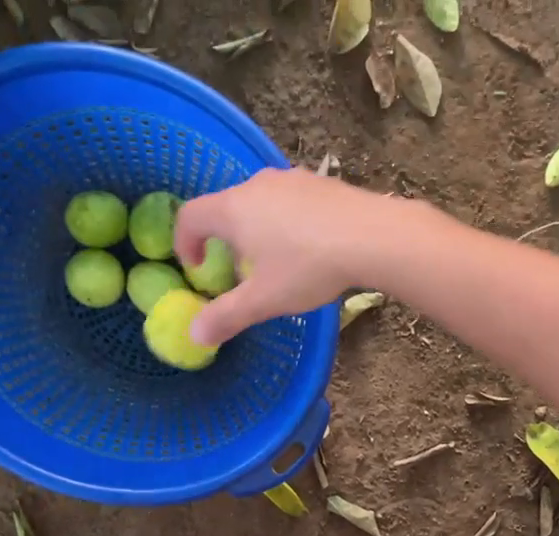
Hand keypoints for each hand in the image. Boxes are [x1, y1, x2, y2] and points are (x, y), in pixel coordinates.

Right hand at [174, 168, 399, 345]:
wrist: (373, 236)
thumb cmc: (310, 268)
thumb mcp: (265, 299)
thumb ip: (228, 316)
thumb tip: (195, 334)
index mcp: (233, 208)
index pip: (190, 216)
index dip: (185, 243)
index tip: (199, 270)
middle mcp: (256, 185)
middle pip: (226, 207)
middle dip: (226, 240)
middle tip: (242, 272)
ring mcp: (291, 179)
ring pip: (260, 202)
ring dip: (258, 229)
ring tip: (278, 261)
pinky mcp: (321, 183)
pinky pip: (292, 202)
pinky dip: (288, 222)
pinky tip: (311, 247)